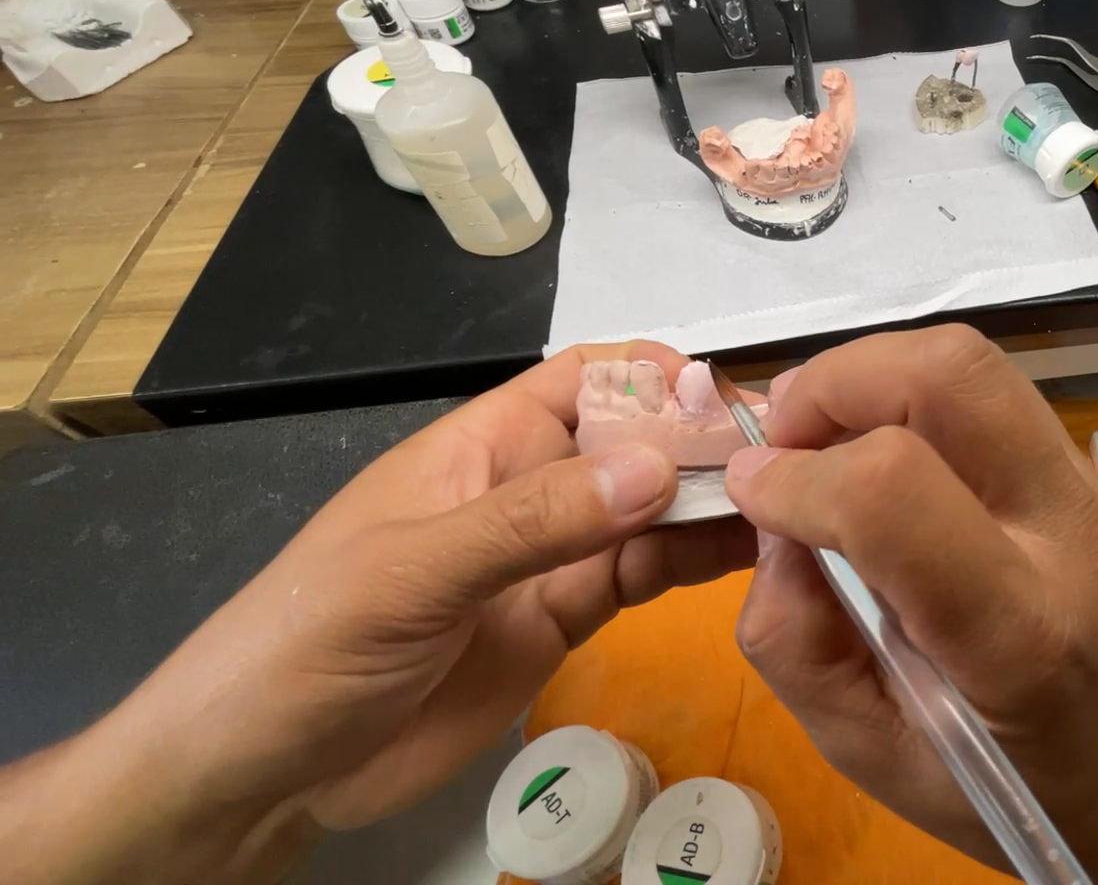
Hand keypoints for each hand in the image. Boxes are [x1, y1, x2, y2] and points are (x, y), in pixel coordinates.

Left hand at [3, 342, 756, 883]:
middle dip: (704, 443)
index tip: (721, 401)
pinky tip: (744, 555)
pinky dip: (697, 559)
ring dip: (711, 503)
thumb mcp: (411, 572)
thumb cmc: (304, 646)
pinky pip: (648, 571)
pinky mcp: (576, 610)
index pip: (587, 378)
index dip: (655, 375)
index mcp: (490, 443)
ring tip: (778, 510)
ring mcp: (562, 551)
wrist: (260, 780)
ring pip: (655, 508)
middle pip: (639, 441)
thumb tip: (655, 467)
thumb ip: (533, 519)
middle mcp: (538, 485)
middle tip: (777, 462)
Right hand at [726, 326, 1097, 884]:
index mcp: (1019, 634)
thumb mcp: (860, 747)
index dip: (801, 477)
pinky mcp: (1080, 464)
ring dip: (868, 376)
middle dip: (838, 382)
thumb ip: (793, 635)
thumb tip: (777, 516)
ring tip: (822, 436)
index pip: (897, 496)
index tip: (751, 490)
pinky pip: (980, 387)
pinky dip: (903, 390)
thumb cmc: (991, 783)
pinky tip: (874, 443)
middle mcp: (1070, 531)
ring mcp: (1087, 484)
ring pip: (970, 362)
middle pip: (954, 377)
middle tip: (785, 437)